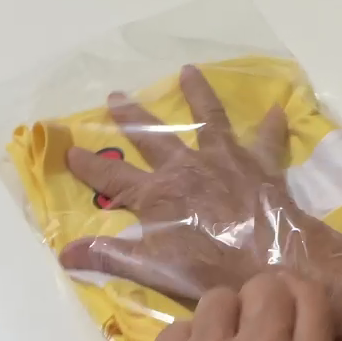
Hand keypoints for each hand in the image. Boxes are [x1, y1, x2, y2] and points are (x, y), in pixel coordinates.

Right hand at [60, 65, 332, 299]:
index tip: (70, 151)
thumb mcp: (153, 268)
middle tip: (116, 95)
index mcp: (158, 195)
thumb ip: (111, 257)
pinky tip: (276, 110)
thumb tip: (65, 253)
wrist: (270, 261)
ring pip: (208, 120)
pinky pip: (266, 141)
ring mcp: (224, 161)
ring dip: (197, 95)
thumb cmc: (209, 269)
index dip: (90, 167)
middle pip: (154, 137)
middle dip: (132, 117)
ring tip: (189, 70)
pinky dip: (271, 127)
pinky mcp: (259, 166)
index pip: (114, 179)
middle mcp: (187, 168)